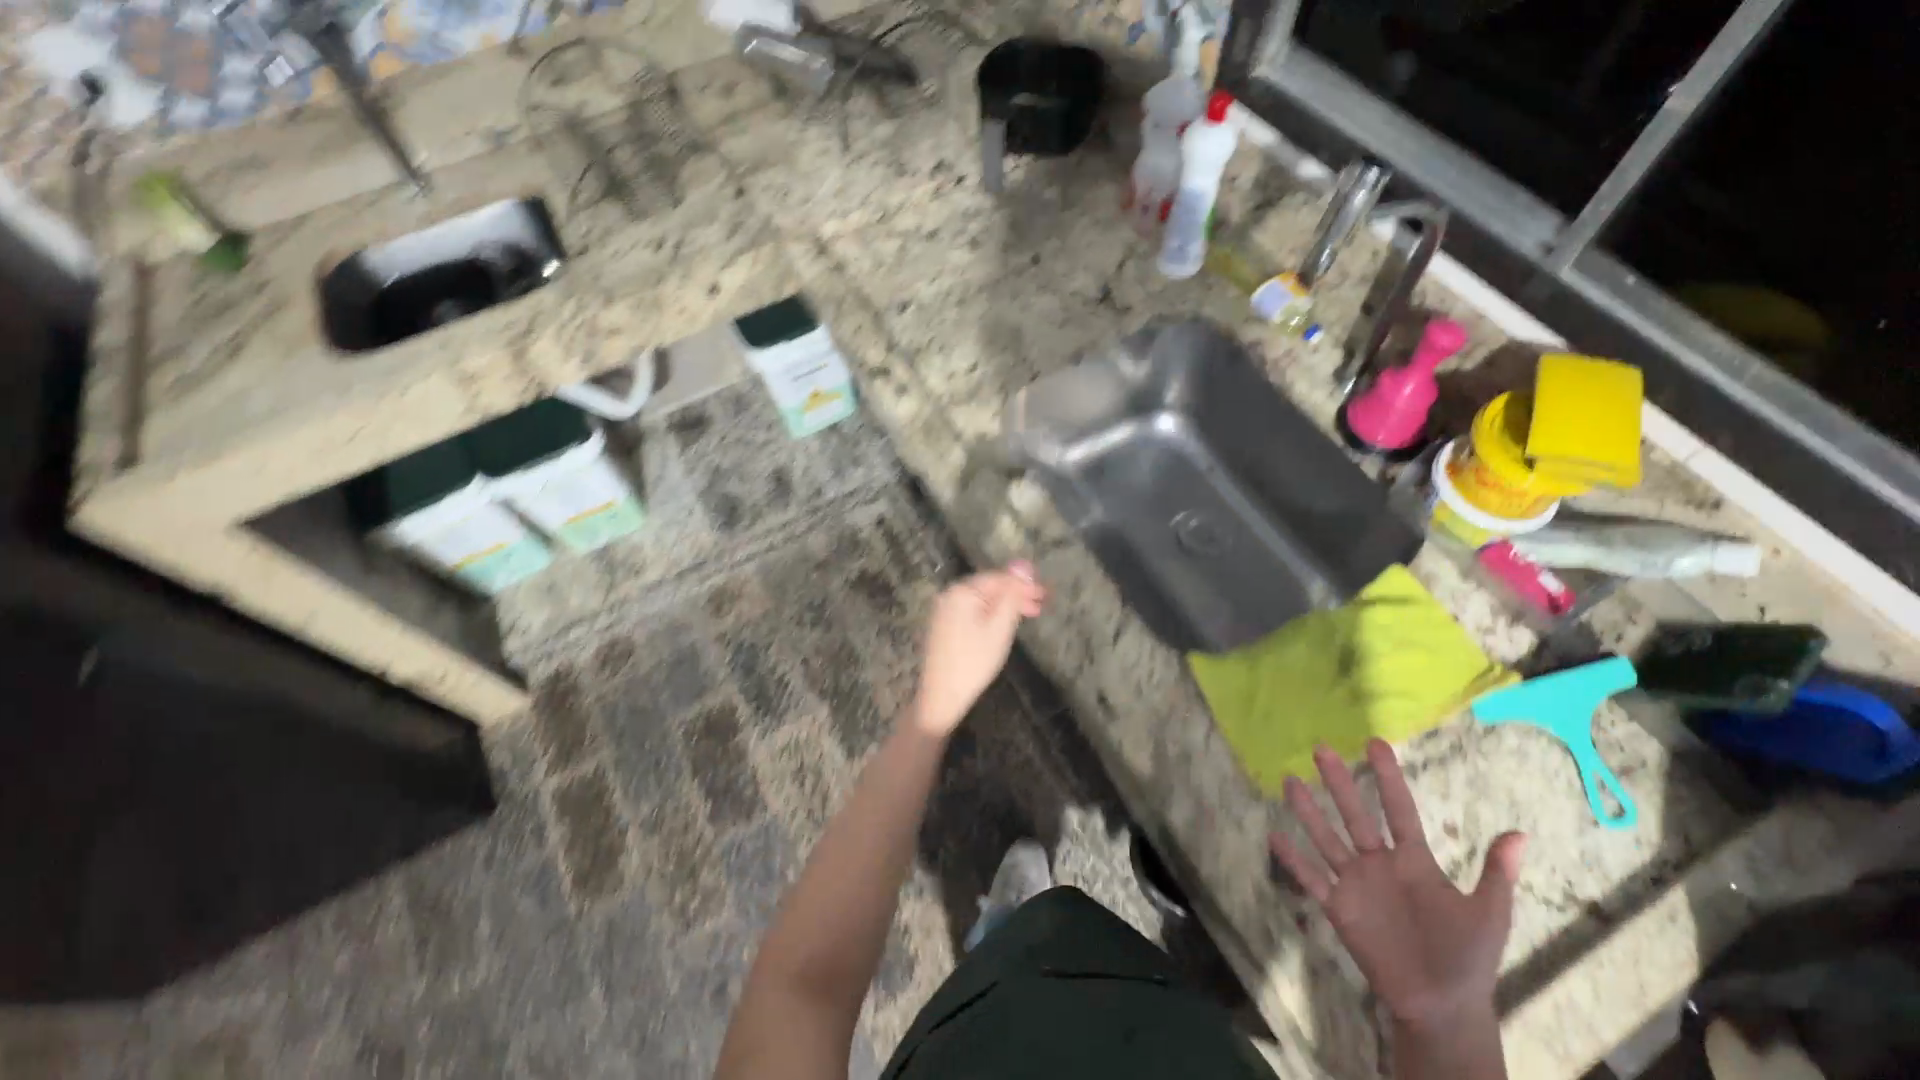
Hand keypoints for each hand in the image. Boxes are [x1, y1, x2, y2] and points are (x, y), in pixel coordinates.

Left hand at [909, 561, 1045, 736]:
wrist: (942, 695)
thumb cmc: (974, 662)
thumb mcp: (1000, 627)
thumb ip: (1012, 595)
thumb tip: (1023, 566)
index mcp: (962, 592)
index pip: (999, 578)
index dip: (1024, 585)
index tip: (1045, 595)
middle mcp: (949, 595)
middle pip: (989, 588)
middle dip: (1015, 595)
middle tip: (1040, 606)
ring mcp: (944, 610)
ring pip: (981, 601)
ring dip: (1004, 606)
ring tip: (1027, 616)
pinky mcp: (943, 625)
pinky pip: (971, 612)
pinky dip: (989, 615)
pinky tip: (1003, 625)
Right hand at [1269, 740, 1524, 1031]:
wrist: (1442, 1004)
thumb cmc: (1468, 956)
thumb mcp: (1489, 913)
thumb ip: (1495, 873)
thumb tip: (1519, 834)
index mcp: (1415, 861)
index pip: (1398, 810)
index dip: (1387, 777)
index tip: (1373, 743)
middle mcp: (1380, 864)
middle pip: (1355, 815)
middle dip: (1339, 782)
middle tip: (1321, 748)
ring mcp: (1357, 884)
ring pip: (1327, 839)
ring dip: (1309, 811)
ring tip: (1290, 780)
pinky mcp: (1339, 909)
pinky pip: (1311, 879)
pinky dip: (1293, 859)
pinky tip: (1274, 835)